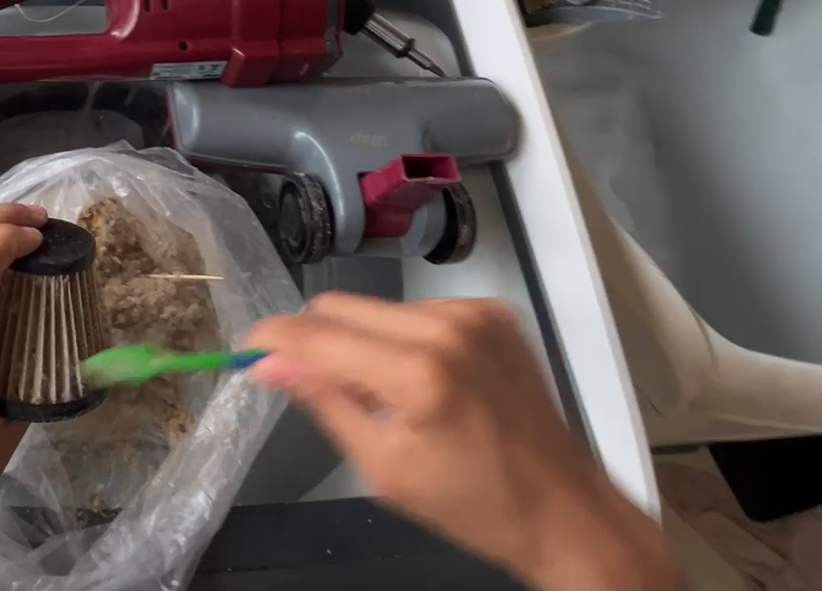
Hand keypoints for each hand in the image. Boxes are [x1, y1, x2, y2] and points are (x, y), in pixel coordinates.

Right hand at [246, 294, 677, 590]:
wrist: (572, 513)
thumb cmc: (472, 505)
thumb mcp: (381, 465)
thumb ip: (320, 400)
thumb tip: (266, 363)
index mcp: (417, 375)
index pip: (316, 335)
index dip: (273, 338)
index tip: (249, 349)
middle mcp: (444, 328)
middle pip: (338, 308)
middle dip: (314, 339)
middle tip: (313, 378)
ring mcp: (471, 314)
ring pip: (372, 307)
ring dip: (358, 339)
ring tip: (382, 388)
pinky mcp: (489, 311)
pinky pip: (411, 309)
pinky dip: (399, 336)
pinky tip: (421, 375)